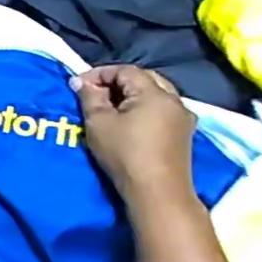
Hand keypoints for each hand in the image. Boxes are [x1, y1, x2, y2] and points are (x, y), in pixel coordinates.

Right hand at [71, 64, 196, 206]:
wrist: (157, 190)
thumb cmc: (124, 152)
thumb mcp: (98, 122)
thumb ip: (90, 97)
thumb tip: (81, 81)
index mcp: (155, 94)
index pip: (126, 70)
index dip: (99, 73)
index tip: (78, 85)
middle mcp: (174, 101)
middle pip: (144, 78)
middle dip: (117, 81)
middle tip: (94, 93)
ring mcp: (183, 118)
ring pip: (155, 94)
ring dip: (130, 95)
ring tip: (108, 107)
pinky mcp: (183, 134)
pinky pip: (161, 109)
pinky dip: (142, 107)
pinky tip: (128, 121)